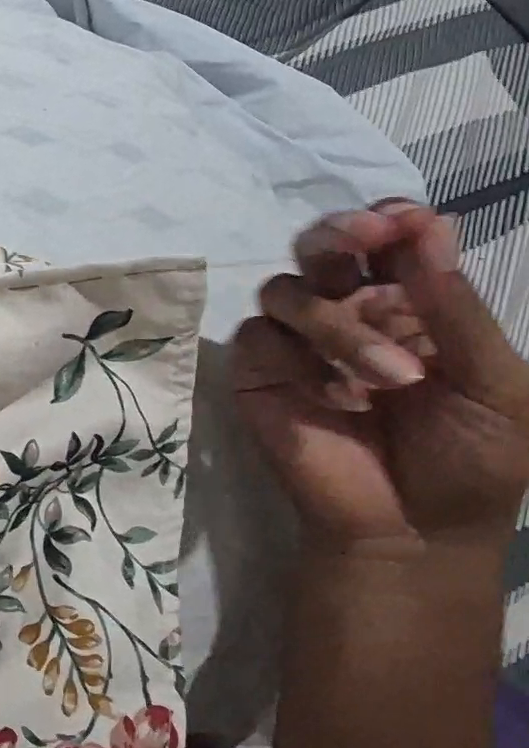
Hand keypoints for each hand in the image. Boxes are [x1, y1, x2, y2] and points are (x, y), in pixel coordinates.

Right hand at [230, 202, 528, 552]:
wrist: (413, 527)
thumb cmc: (474, 460)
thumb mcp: (495, 385)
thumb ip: (455, 310)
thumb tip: (429, 225)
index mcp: (411, 308)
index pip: (390, 247)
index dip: (390, 224)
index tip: (402, 220)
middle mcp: (346, 311)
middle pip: (321, 248)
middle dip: (338, 235)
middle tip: (364, 236)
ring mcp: (294, 339)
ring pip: (287, 290)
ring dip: (338, 324)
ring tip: (390, 378)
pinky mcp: (253, 367)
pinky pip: (258, 336)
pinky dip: (301, 362)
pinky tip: (337, 398)